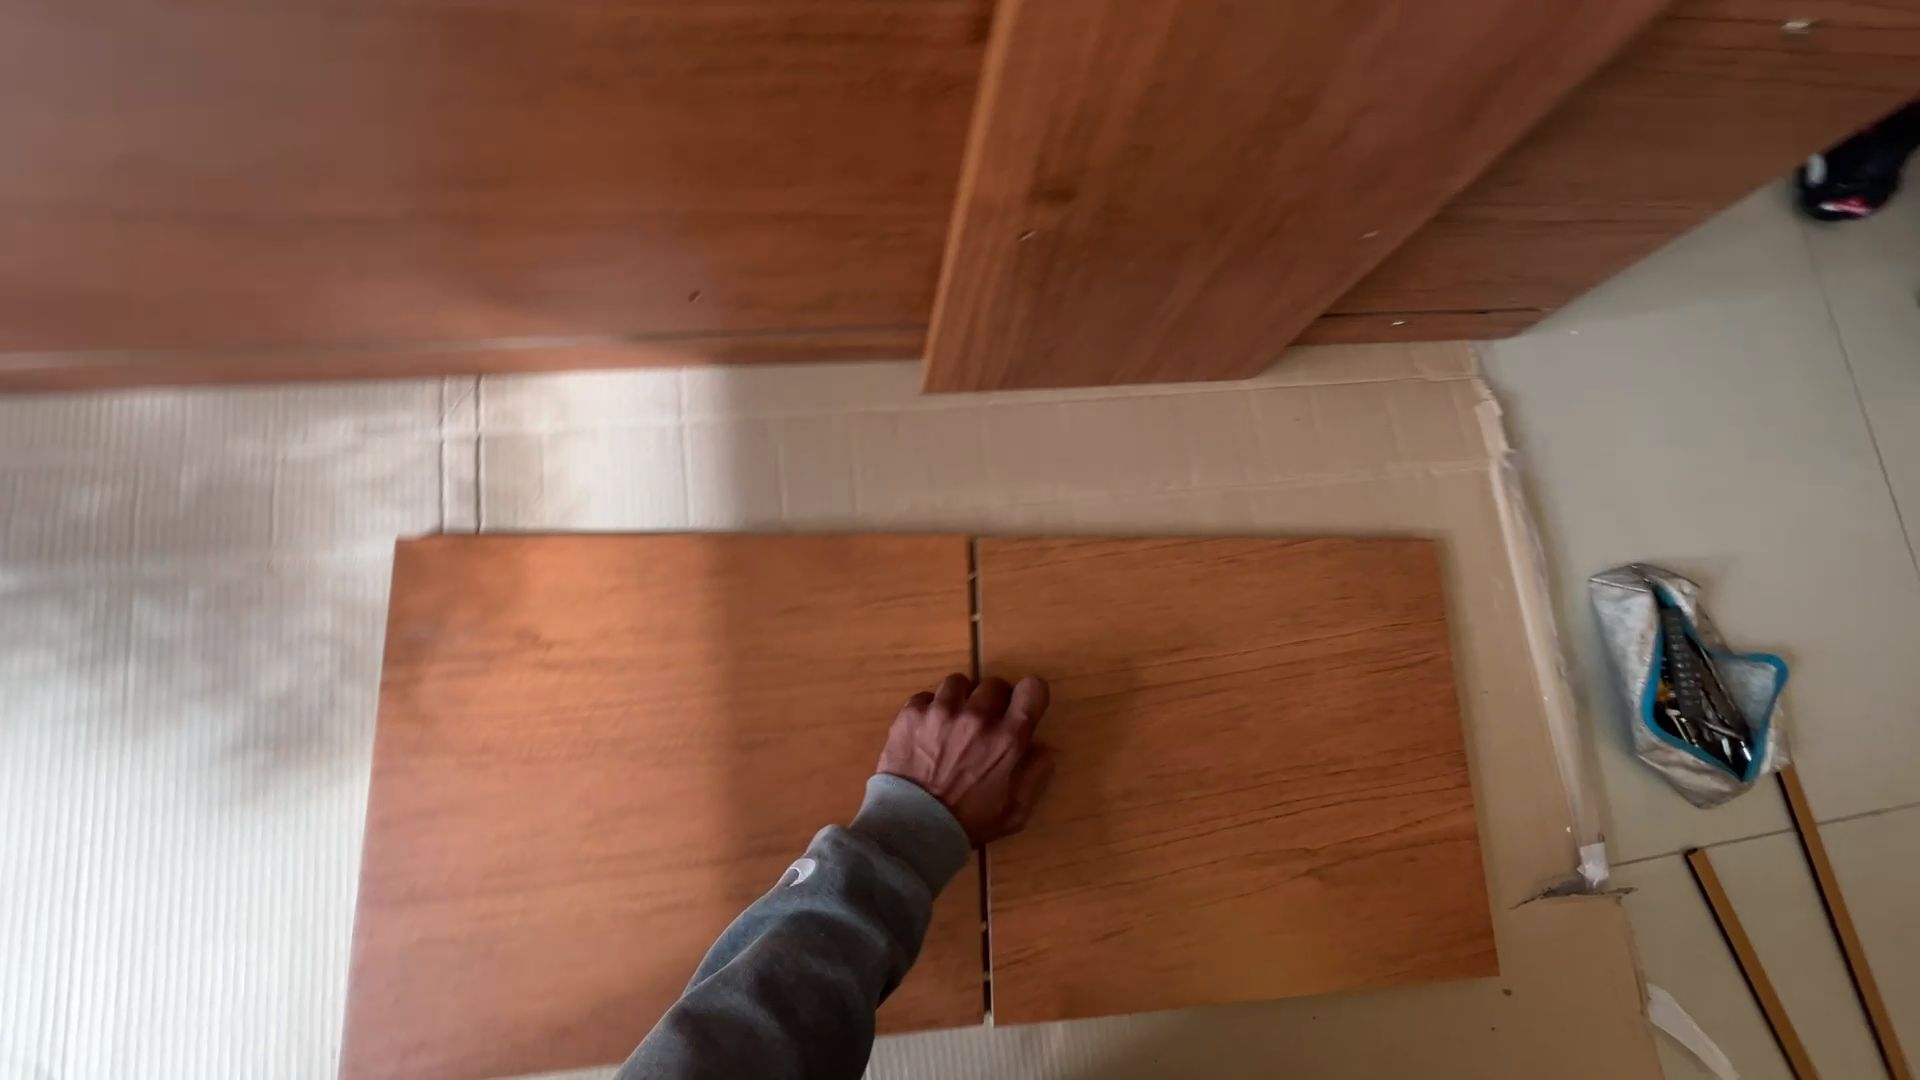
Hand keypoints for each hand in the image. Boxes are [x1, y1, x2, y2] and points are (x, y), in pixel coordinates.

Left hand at [877, 674, 1055, 846]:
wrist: (912, 828)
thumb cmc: (968, 823)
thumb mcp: (1016, 810)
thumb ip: (1036, 774)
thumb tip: (1044, 746)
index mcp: (1007, 739)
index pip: (1032, 689)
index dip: (1029, 696)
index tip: (1020, 708)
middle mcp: (977, 717)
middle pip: (994, 684)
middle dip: (993, 701)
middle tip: (983, 725)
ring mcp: (942, 711)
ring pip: (959, 683)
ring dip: (960, 700)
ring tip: (952, 723)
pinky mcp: (912, 713)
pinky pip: (926, 697)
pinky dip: (929, 710)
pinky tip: (926, 732)